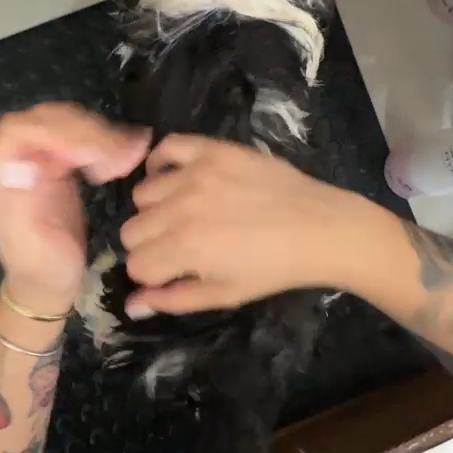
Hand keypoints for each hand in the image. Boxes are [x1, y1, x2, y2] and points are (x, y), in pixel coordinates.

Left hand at [0, 104, 149, 314]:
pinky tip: (127, 155)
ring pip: (66, 124)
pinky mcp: (57, 163)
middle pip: (44, 120)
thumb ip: (23, 204)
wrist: (50, 285)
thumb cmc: (41, 270)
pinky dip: (104, 143)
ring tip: (128, 156)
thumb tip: (26, 163)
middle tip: (117, 153)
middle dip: (84, 130)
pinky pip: (80, 139)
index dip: (53, 130)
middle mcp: (11, 160)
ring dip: (99, 134)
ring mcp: (35, 159)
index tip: (87, 152)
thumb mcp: (31, 245)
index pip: (16, 130)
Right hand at [119, 134, 395, 315]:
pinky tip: (176, 179)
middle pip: (131, 230)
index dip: (150, 274)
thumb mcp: (225, 294)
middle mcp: (182, 208)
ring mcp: (196, 174)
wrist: (321, 228)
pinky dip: (161, 163)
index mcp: (185, 248)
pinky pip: (166, 147)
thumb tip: (132, 305)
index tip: (172, 273)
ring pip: (142, 193)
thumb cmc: (274, 269)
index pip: (135, 263)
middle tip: (180, 247)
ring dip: (156, 209)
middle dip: (149, 245)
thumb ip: (174, 300)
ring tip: (187, 215)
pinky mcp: (213, 150)